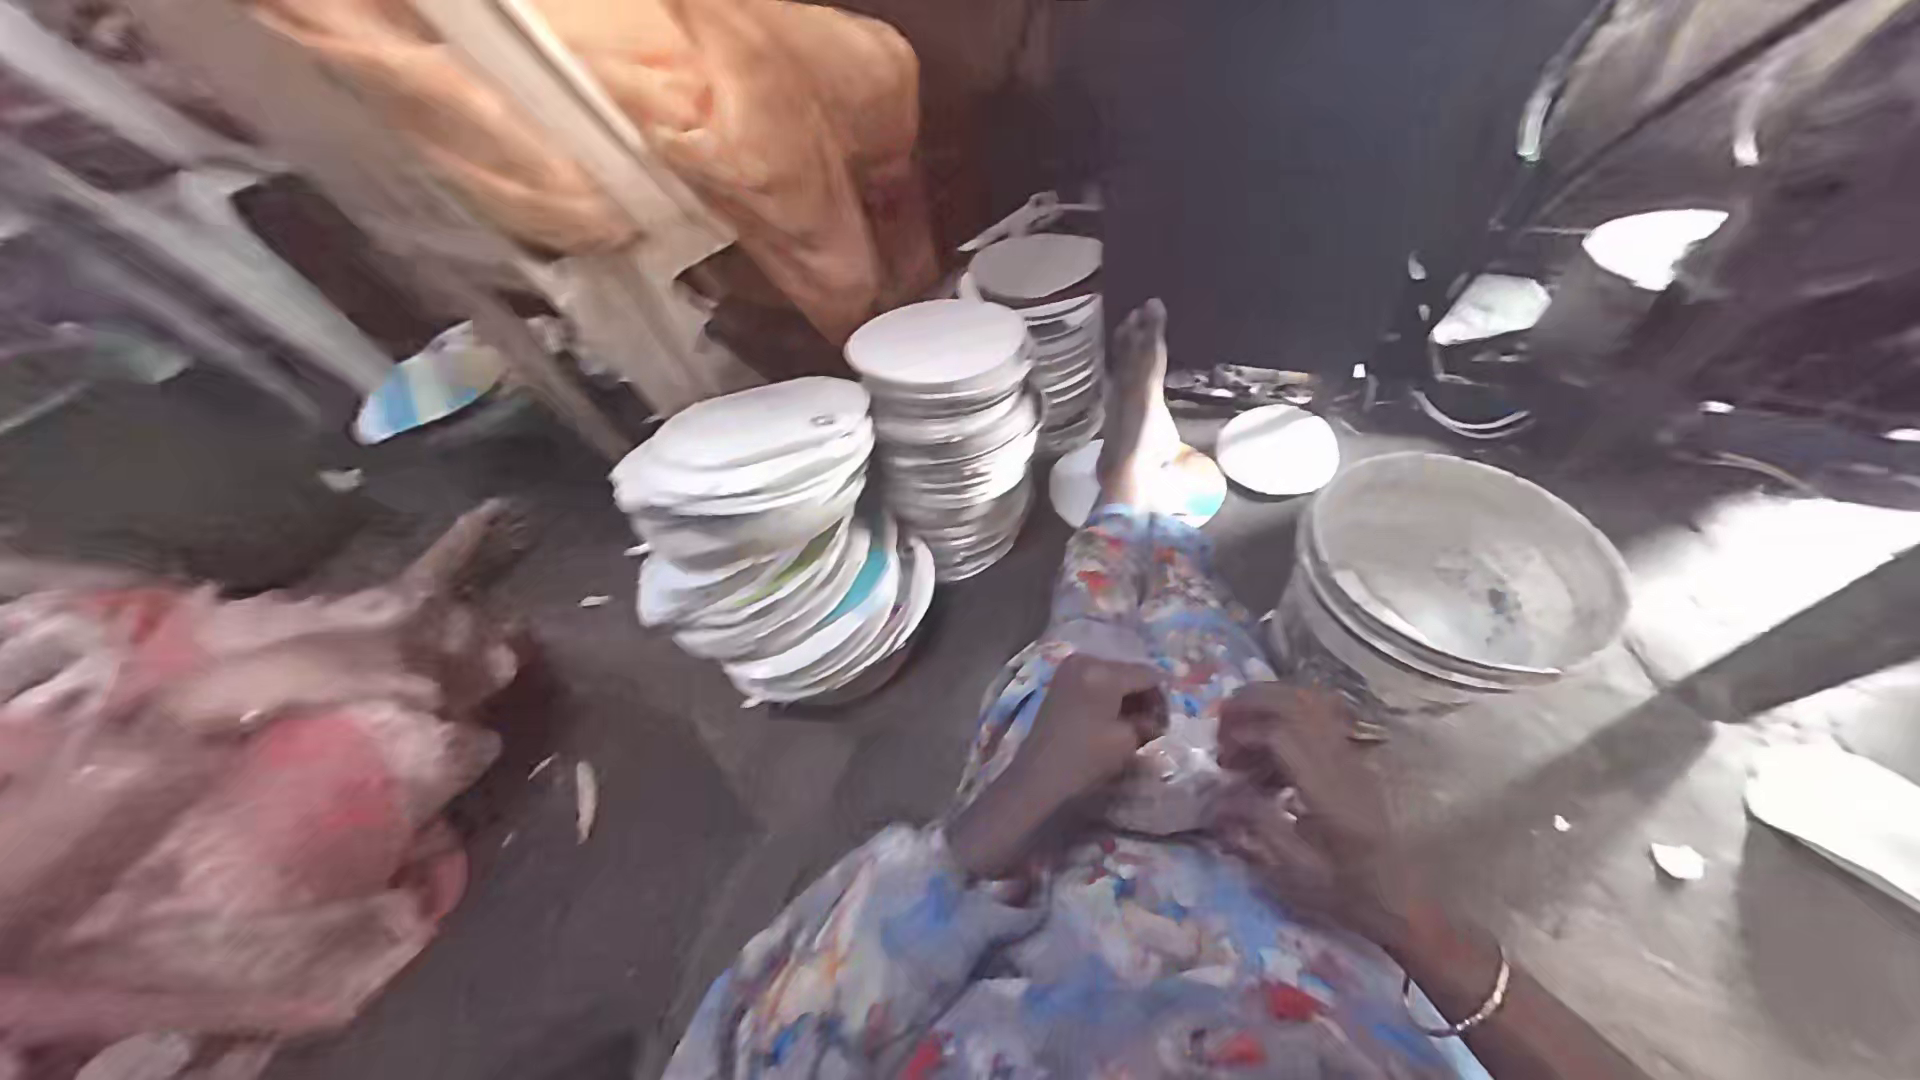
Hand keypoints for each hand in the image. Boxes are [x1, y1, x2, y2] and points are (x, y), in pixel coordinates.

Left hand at [1007, 655, 1166, 808]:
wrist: (1041, 772)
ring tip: (1137, 721)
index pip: (1147, 674)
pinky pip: (1095, 678)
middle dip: (1145, 693)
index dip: (1164, 694)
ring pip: (1112, 673)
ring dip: (1127, 693)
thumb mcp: (1127, 739)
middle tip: (1156, 720)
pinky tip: (1116, 714)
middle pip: (1129, 670)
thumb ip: (1148, 719)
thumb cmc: (1086, 756)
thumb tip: (1156, 715)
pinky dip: (1109, 692)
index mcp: (1103, 671)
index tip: (1171, 716)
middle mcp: (1086, 660)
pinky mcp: (1062, 679)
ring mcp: (1070, 667)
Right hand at [1215, 683, 1410, 942]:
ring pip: (1308, 701)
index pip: (1283, 736)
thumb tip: (1218, 793)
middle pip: (1296, 705)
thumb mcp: (1294, 873)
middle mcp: (1345, 766)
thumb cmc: (1346, 894)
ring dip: (1265, 702)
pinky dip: (1284, 712)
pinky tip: (1267, 738)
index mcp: (1331, 796)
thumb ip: (1255, 824)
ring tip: (1238, 724)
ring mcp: (1353, 757)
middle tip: (1221, 726)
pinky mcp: (1353, 757)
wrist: (1403, 905)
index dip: (1243, 735)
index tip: (1222, 758)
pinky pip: (1317, 714)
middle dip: (1249, 704)